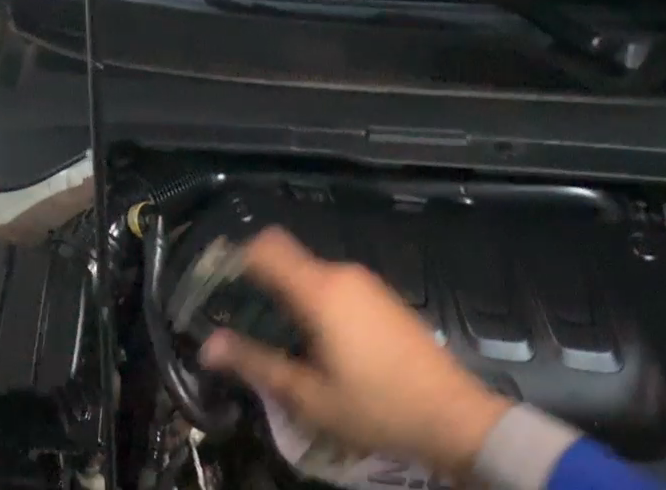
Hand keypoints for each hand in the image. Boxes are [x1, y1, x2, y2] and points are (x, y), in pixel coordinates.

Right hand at [197, 227, 510, 475]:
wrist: (457, 418)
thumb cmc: (377, 406)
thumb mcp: (310, 396)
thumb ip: (256, 365)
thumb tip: (208, 347)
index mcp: (318, 290)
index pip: (265, 247)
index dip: (237, 257)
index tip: (219, 284)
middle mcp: (340, 274)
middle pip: (287, 261)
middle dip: (262, 285)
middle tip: (246, 321)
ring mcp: (366, 284)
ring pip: (311, 275)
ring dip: (291, 297)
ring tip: (282, 340)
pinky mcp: (383, 297)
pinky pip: (335, 286)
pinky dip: (317, 303)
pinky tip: (322, 344)